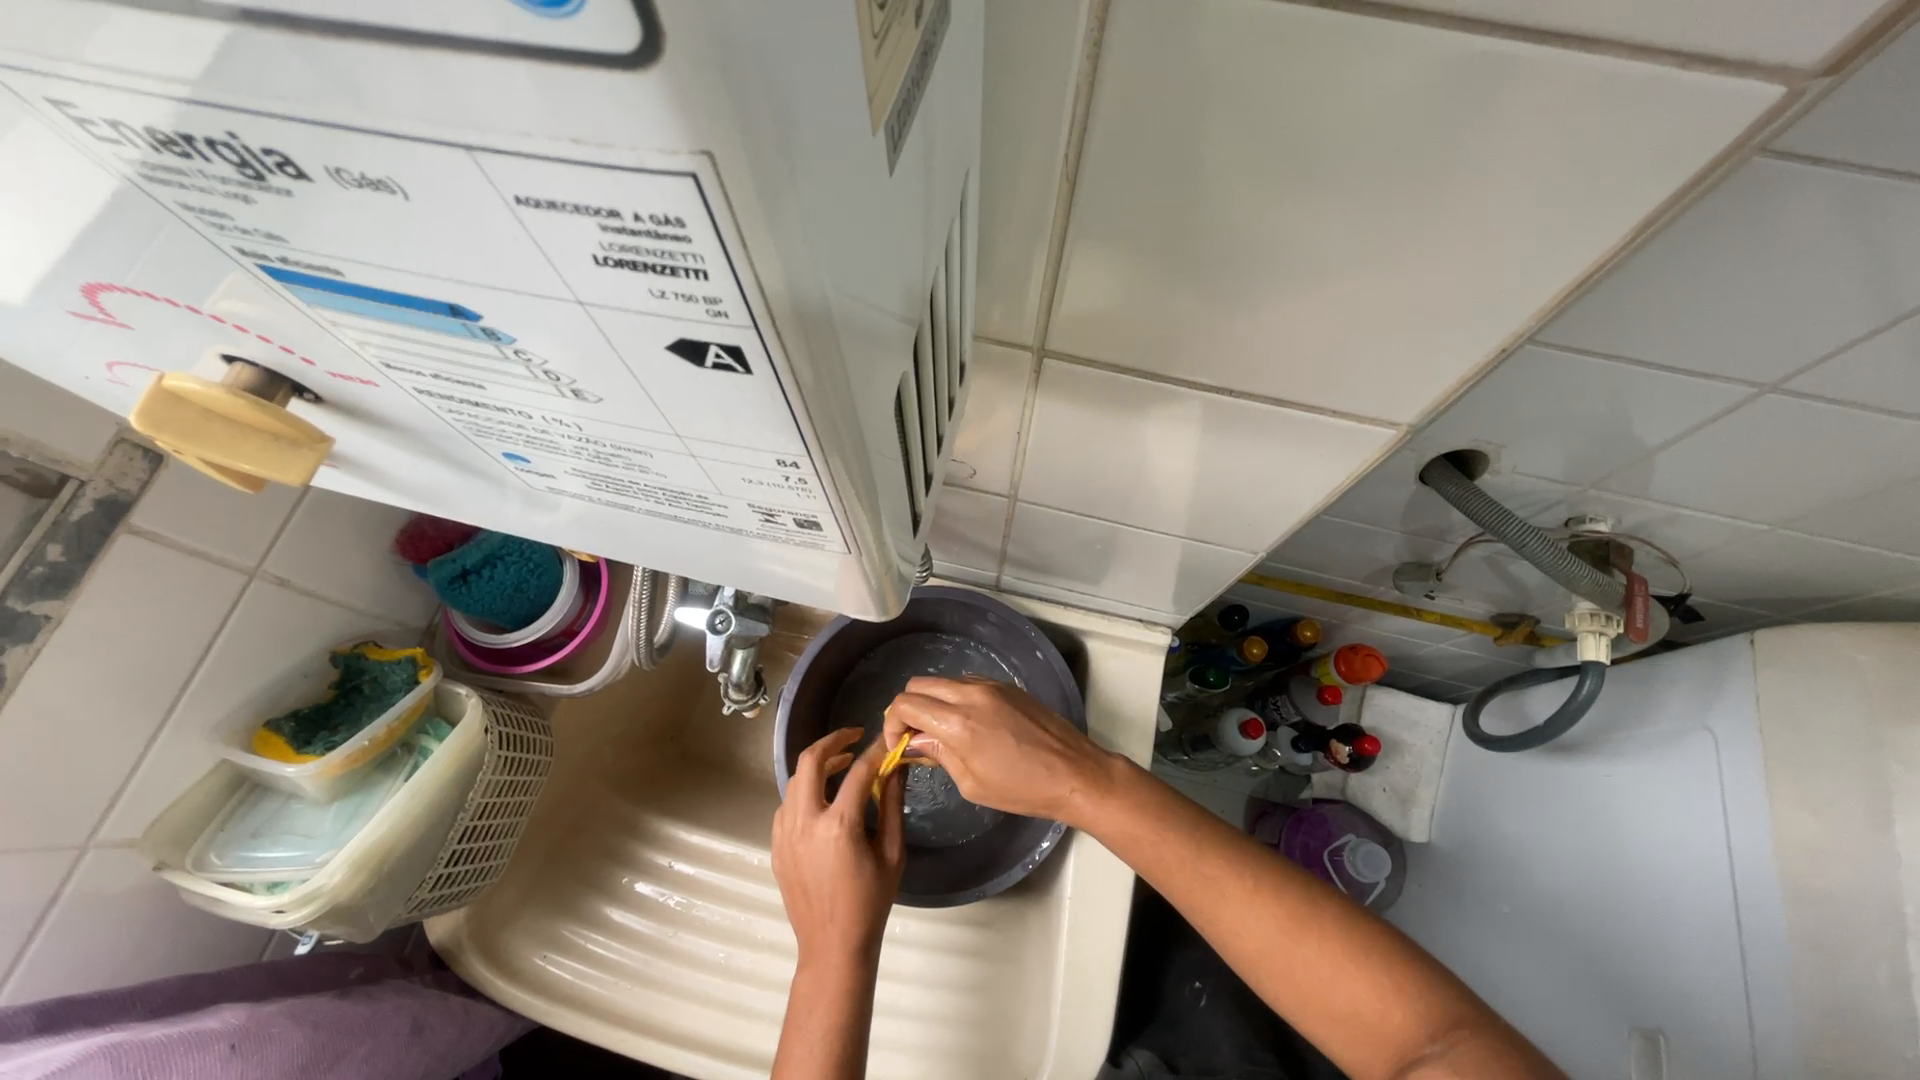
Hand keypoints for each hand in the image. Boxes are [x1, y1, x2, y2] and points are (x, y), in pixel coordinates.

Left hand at [773, 728, 905, 964]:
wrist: (832, 946)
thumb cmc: (870, 902)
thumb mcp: (891, 853)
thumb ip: (891, 805)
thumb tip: (895, 769)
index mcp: (838, 825)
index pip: (858, 771)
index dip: (876, 752)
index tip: (888, 743)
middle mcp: (805, 822)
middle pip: (810, 761)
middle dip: (833, 741)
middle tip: (853, 736)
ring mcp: (785, 834)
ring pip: (794, 780)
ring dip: (818, 766)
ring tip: (841, 766)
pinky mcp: (776, 846)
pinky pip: (787, 804)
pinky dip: (804, 791)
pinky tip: (823, 799)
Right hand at [883, 676, 1118, 825]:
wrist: (1074, 773)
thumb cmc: (1022, 789)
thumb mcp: (972, 783)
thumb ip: (940, 754)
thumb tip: (916, 740)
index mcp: (958, 722)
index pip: (905, 704)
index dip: (893, 724)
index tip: (900, 746)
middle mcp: (971, 694)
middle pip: (919, 684)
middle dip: (908, 709)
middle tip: (915, 737)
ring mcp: (991, 686)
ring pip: (943, 681)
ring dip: (933, 701)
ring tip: (941, 732)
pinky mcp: (1007, 687)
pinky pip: (967, 683)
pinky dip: (956, 698)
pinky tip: (967, 724)